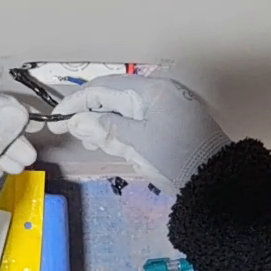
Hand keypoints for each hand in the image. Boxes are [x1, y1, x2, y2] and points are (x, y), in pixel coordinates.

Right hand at [47, 75, 230, 192]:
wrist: (214, 182)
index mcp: (151, 91)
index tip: (57, 116)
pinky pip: (134, 122)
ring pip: (122, 110)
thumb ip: (105, 129)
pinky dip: (118, 131)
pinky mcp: (166, 126)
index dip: (77, 101)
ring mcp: (163, 110)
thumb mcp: (136, 143)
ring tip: (88, 141)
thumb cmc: (175, 158)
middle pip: (113, 97)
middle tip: (67, 130)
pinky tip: (106, 142)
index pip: (105, 88)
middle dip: (89, 113)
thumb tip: (76, 120)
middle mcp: (157, 94)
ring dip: (101, 124)